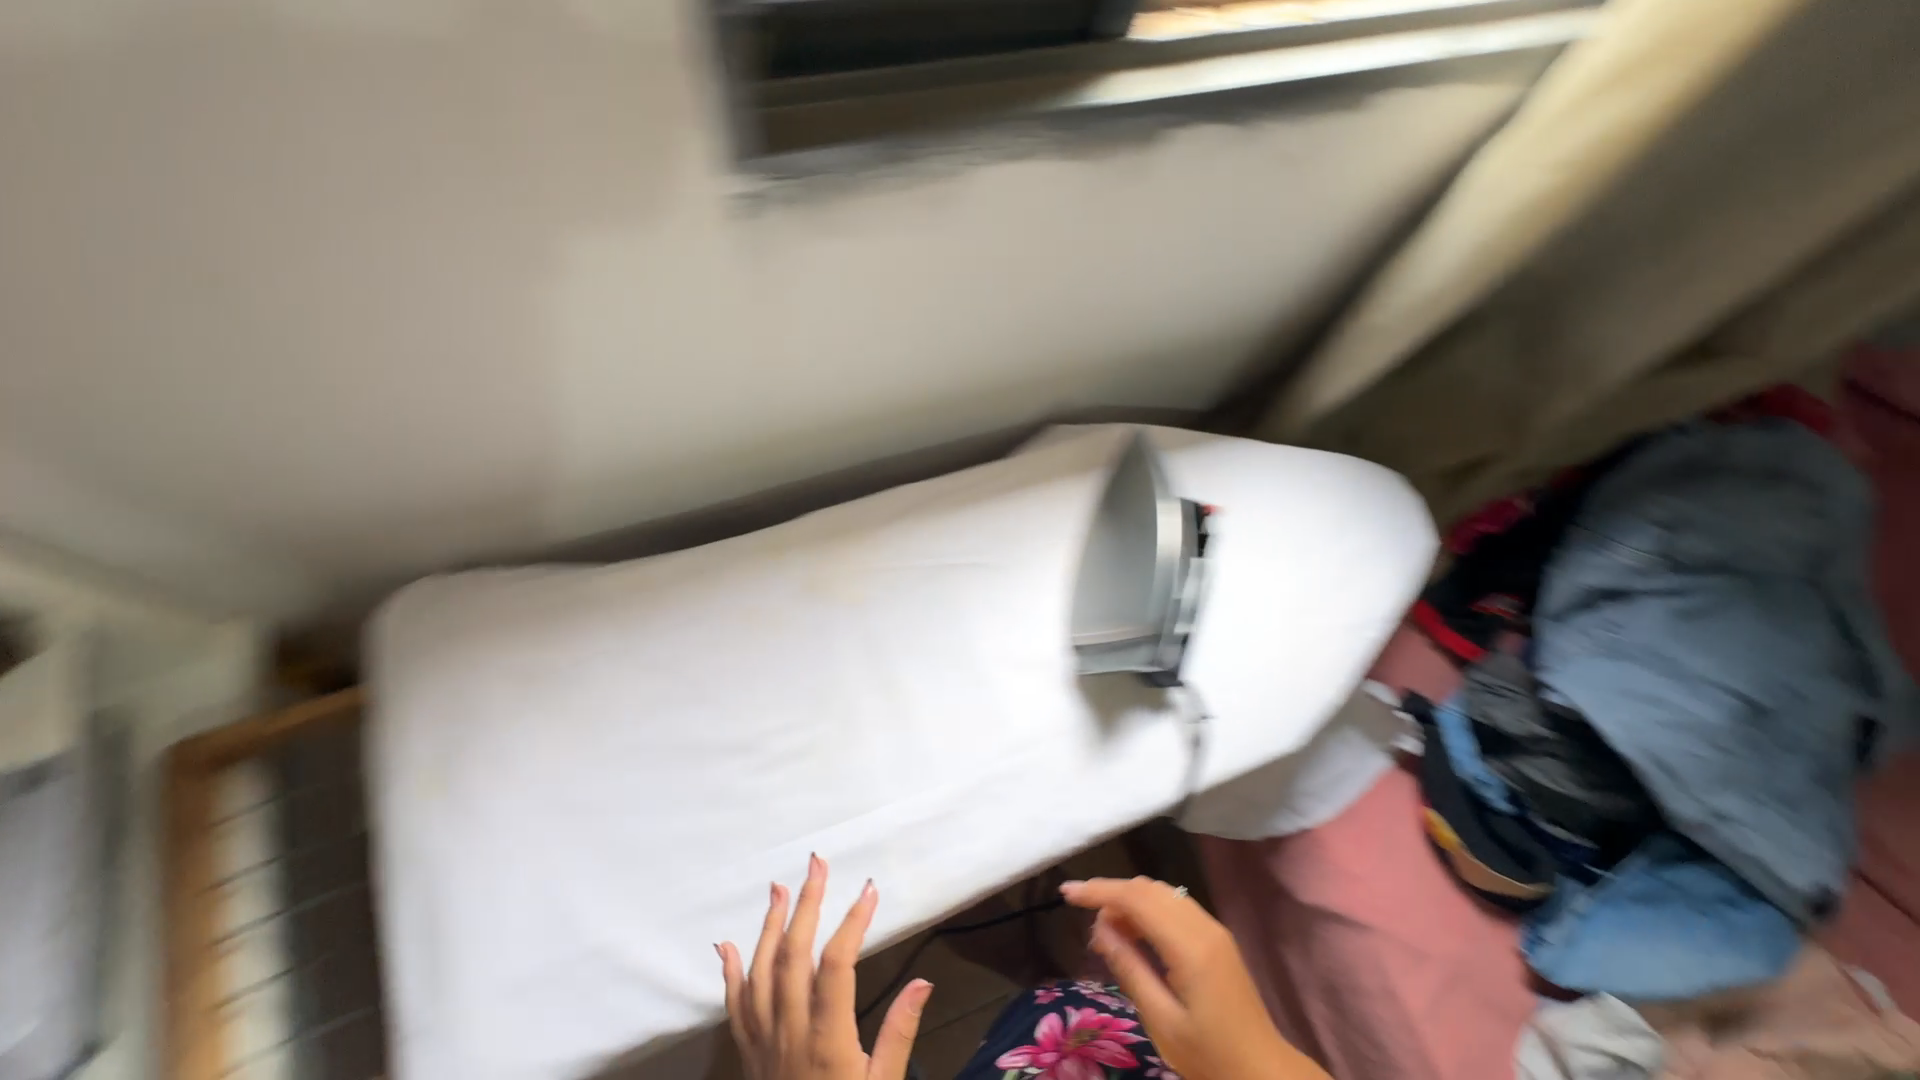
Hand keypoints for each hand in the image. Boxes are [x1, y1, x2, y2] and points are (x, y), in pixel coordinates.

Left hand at [718, 855, 934, 1079]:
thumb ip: (899, 1035)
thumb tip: (923, 983)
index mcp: (827, 1040)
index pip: (837, 965)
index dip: (852, 923)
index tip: (870, 890)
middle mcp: (789, 1032)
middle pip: (793, 955)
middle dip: (807, 904)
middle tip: (818, 863)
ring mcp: (762, 1042)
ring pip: (760, 971)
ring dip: (769, 925)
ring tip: (780, 887)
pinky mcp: (747, 1054)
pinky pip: (734, 1006)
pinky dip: (730, 972)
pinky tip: (728, 944)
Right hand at [1061, 877, 1328, 1079]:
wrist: (1262, 1072)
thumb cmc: (1209, 1054)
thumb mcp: (1161, 1020)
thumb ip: (1129, 969)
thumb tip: (1100, 929)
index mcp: (1190, 946)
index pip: (1137, 899)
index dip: (1099, 891)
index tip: (1067, 892)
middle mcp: (1204, 926)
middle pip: (1149, 889)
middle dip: (1111, 894)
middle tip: (1084, 922)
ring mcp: (1214, 930)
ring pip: (1162, 894)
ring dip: (1130, 901)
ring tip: (1106, 933)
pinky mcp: (1217, 938)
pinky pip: (1175, 907)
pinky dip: (1148, 910)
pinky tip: (1134, 935)